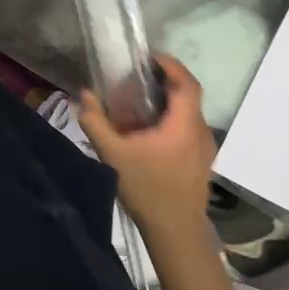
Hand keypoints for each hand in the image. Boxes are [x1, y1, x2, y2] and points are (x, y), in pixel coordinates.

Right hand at [79, 54, 216, 239]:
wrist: (175, 233)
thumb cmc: (147, 189)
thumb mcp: (112, 153)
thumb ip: (95, 121)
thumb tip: (84, 94)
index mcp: (184, 126)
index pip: (187, 85)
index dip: (171, 65)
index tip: (149, 56)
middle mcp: (200, 133)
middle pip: (189, 96)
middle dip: (165, 80)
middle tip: (137, 74)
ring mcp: (204, 149)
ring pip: (189, 113)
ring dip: (168, 100)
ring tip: (138, 98)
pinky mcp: (201, 161)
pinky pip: (188, 127)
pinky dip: (171, 117)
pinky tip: (148, 127)